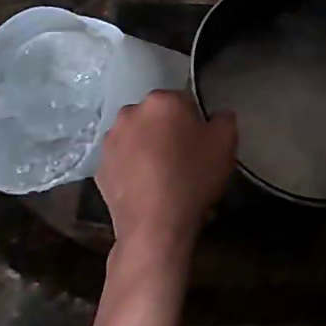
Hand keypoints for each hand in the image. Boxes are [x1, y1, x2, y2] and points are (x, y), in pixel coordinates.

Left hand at [97, 91, 236, 255]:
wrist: (155, 225)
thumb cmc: (193, 176)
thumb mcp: (226, 143)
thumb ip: (225, 119)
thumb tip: (219, 116)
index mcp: (162, 101)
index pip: (183, 100)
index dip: (195, 120)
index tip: (201, 141)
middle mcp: (130, 113)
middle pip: (156, 117)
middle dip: (167, 130)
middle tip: (184, 156)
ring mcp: (110, 141)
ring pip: (136, 137)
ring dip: (147, 147)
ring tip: (163, 175)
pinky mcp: (99, 168)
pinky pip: (122, 161)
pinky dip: (133, 168)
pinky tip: (148, 188)